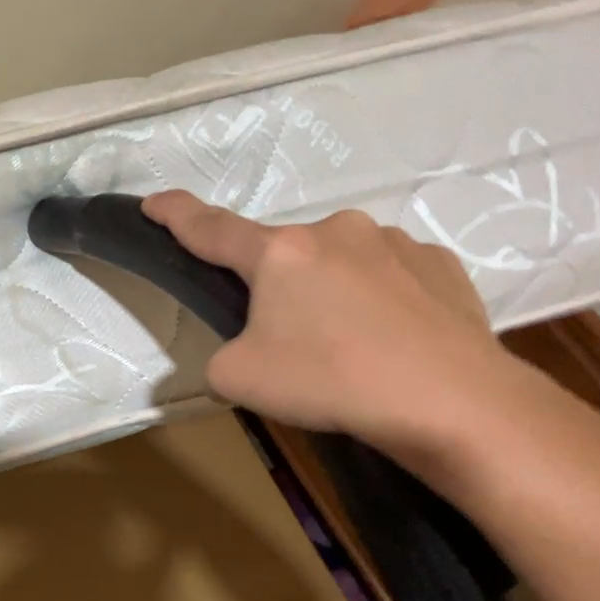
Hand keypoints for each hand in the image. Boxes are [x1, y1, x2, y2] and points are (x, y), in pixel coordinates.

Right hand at [143, 190, 518, 463]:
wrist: (447, 398)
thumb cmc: (326, 380)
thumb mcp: (236, 378)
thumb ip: (223, 353)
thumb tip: (249, 346)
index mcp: (279, 254)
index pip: (210, 228)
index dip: (175, 215)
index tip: (153, 202)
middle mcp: (336, 232)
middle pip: (281, 256)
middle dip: (272, 289)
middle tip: (280, 341)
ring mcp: (394, 243)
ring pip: (337, 265)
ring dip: (325, 295)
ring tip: (339, 349)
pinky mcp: (439, 265)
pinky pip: (386, 279)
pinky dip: (373, 305)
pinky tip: (383, 344)